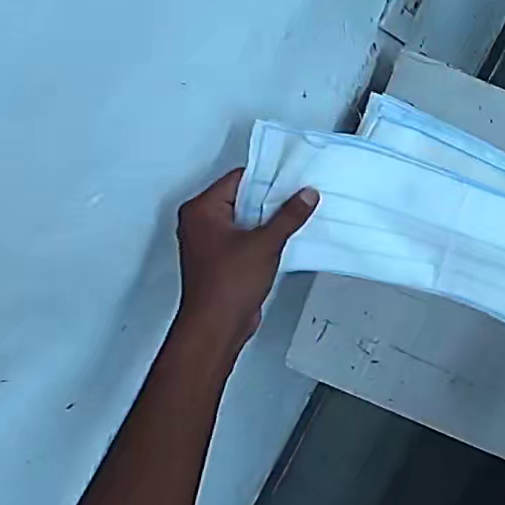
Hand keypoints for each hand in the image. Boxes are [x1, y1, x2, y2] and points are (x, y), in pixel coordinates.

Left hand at [174, 168, 317, 347]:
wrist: (216, 326)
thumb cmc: (226, 286)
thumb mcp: (266, 242)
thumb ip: (289, 215)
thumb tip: (305, 196)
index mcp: (201, 210)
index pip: (238, 179)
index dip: (267, 178)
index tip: (291, 179)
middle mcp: (199, 222)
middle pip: (241, 197)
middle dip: (269, 199)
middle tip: (297, 196)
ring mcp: (208, 241)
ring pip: (244, 218)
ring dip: (267, 219)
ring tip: (293, 217)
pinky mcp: (219, 258)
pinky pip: (243, 236)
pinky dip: (261, 236)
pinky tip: (281, 238)